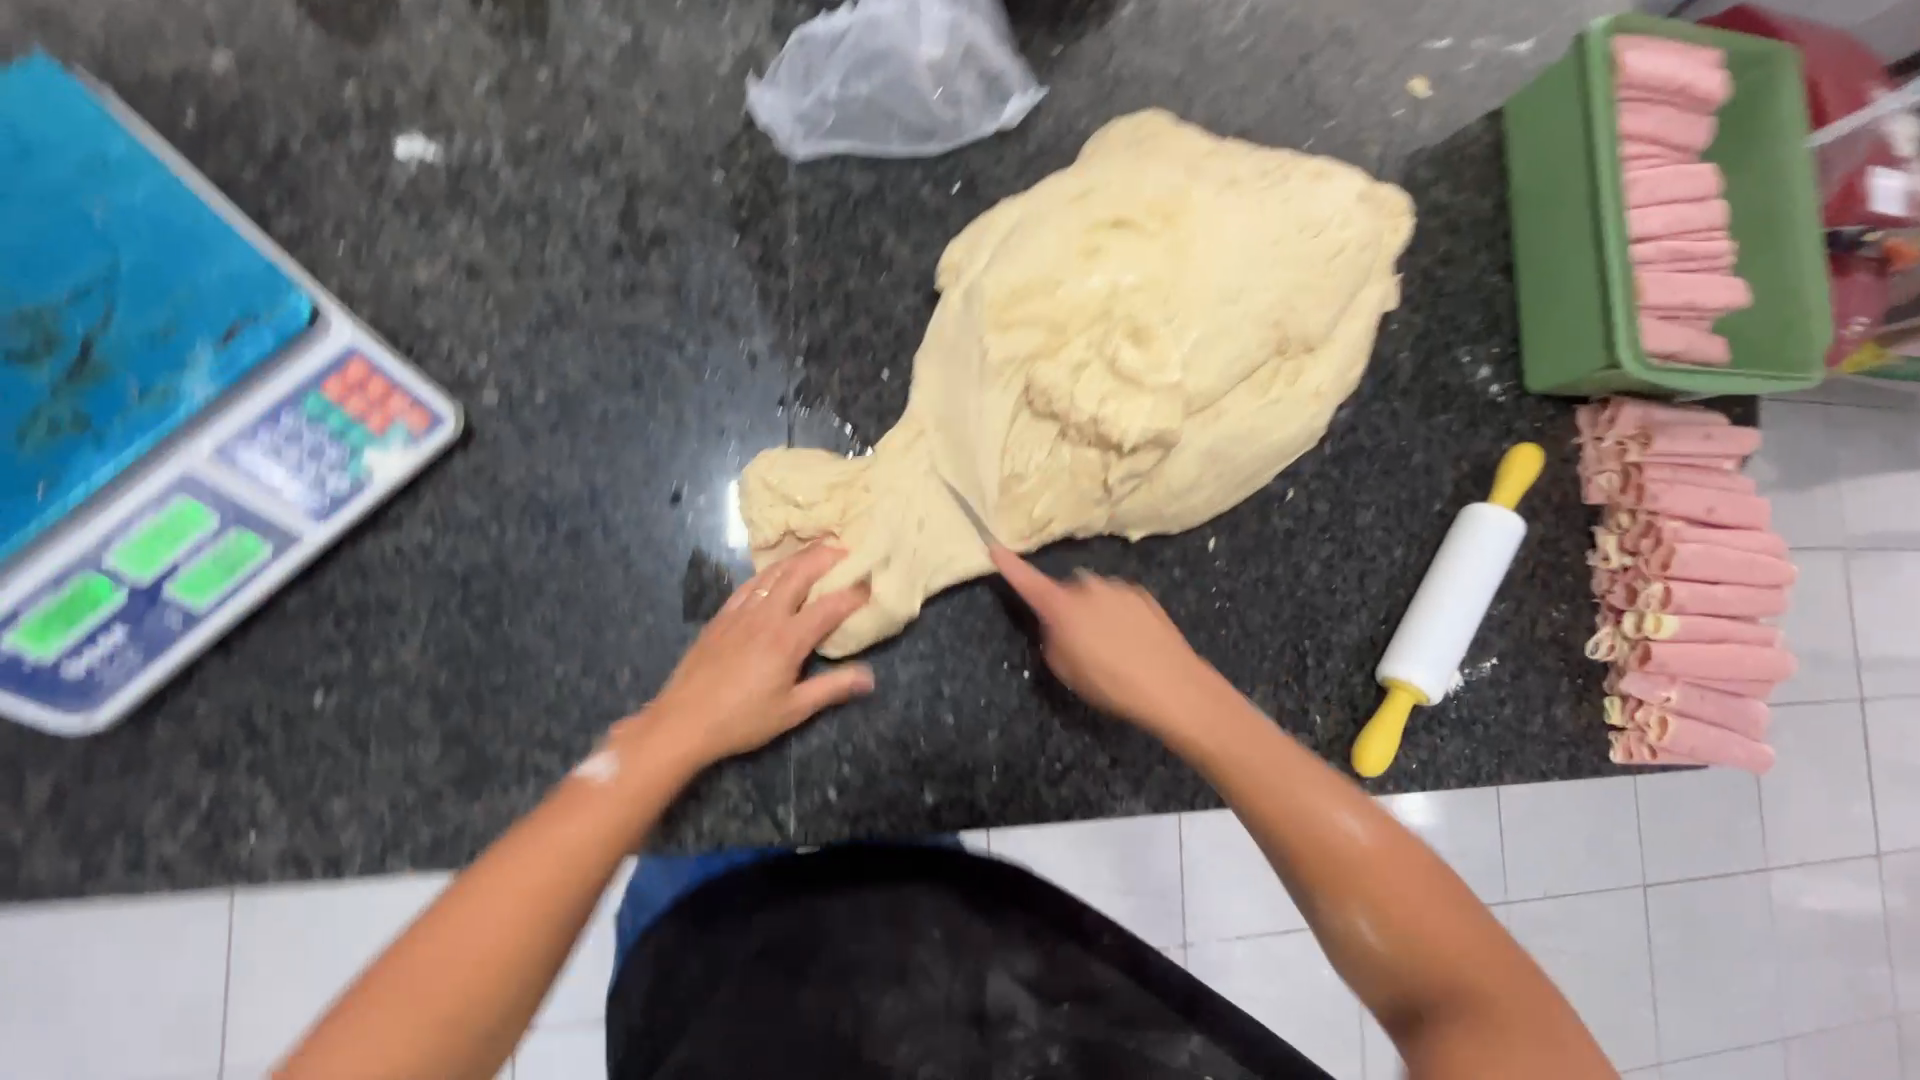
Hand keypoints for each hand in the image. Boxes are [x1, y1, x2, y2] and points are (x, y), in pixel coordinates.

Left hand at [626, 544, 874, 768]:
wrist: (682, 721)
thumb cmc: (742, 720)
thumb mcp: (793, 710)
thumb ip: (832, 688)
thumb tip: (869, 678)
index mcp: (787, 639)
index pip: (830, 606)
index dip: (854, 594)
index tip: (872, 585)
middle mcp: (766, 616)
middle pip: (800, 573)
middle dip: (826, 557)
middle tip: (847, 550)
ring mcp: (740, 612)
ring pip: (773, 573)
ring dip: (798, 558)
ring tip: (817, 550)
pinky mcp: (722, 616)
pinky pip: (750, 584)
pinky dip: (770, 572)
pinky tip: (776, 573)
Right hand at [991, 547, 1223, 735]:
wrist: (1170, 684)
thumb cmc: (1109, 682)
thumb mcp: (1064, 669)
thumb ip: (1053, 639)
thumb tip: (1056, 626)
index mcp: (1061, 606)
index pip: (1027, 581)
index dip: (1009, 566)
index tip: (993, 547)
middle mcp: (1087, 588)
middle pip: (1066, 593)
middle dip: (1067, 611)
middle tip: (1079, 645)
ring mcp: (1117, 588)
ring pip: (1094, 597)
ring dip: (1095, 614)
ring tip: (1111, 650)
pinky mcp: (1141, 594)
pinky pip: (1118, 601)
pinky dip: (1119, 616)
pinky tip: (1132, 643)